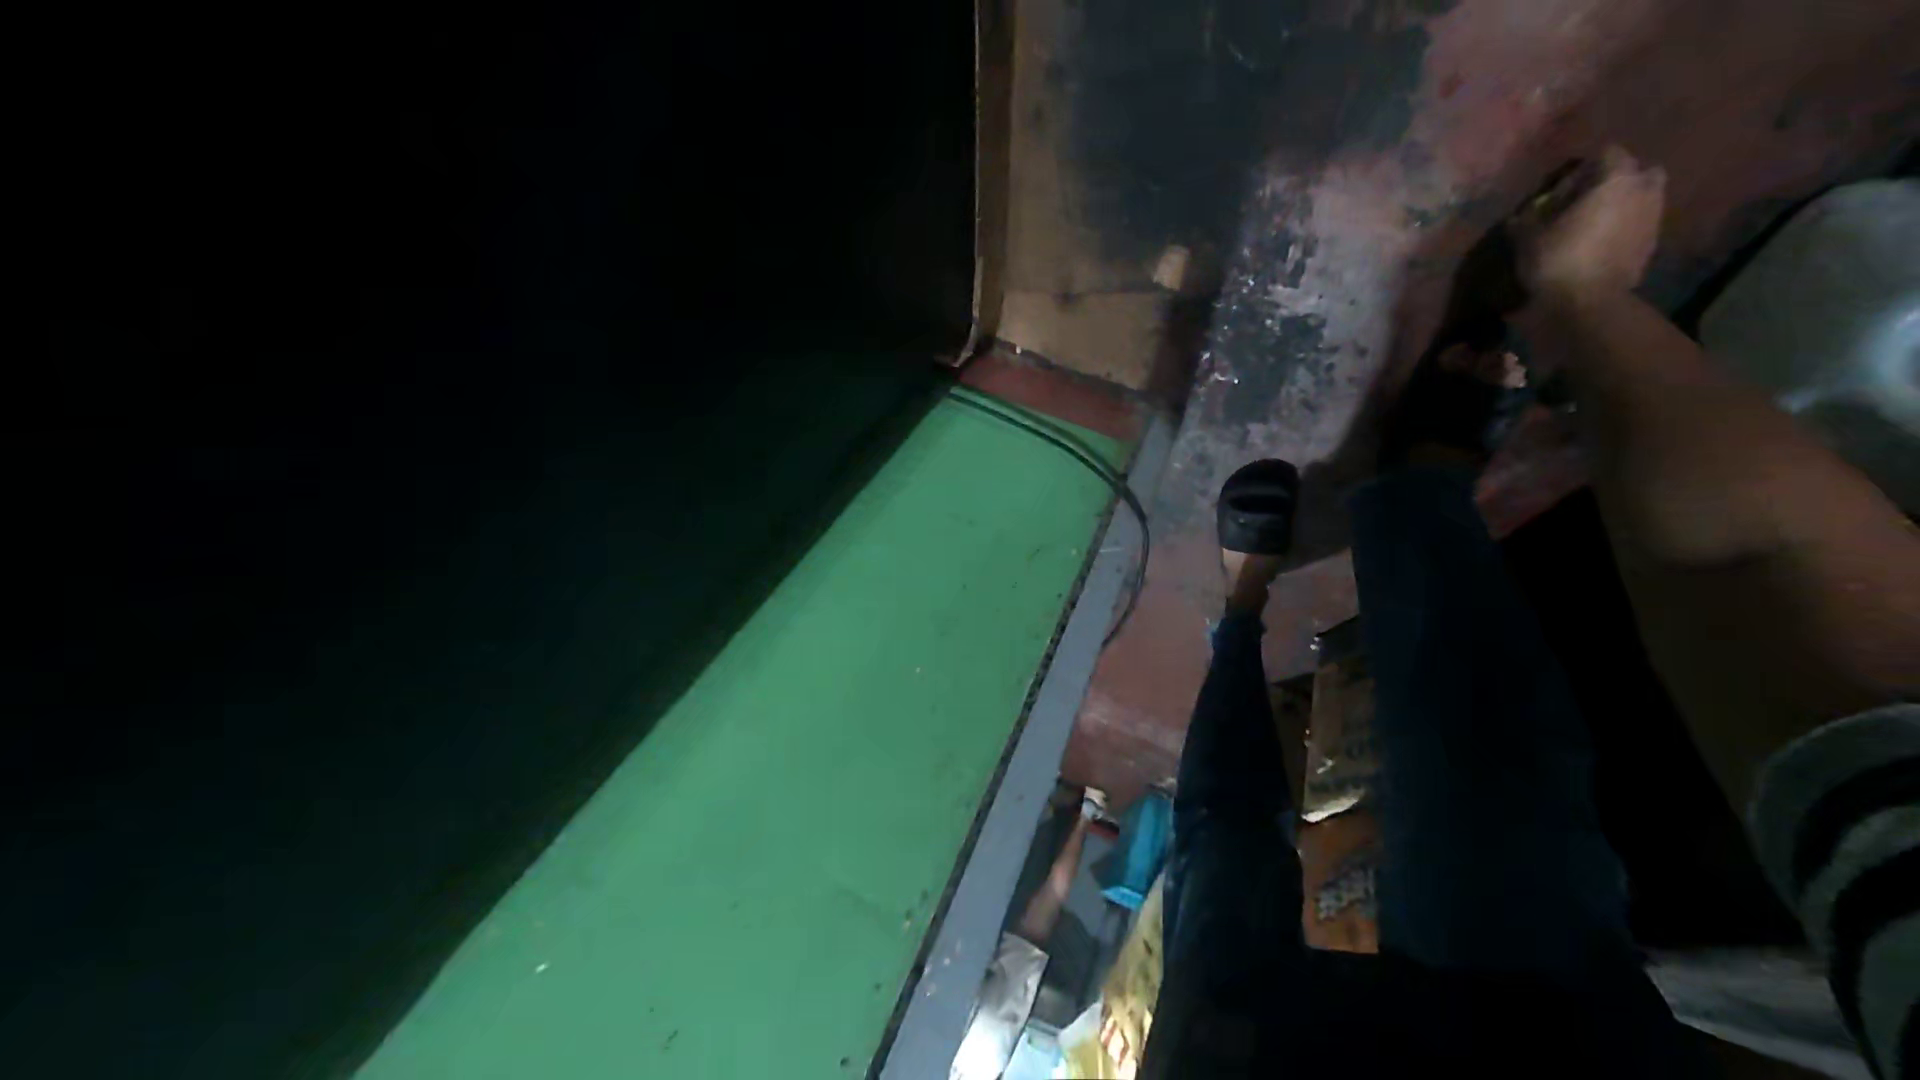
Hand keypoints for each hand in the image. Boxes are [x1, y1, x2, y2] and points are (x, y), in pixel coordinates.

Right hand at [1515, 145, 1665, 301]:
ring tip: (1594, 224)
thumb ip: (1527, 219)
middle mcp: (1643, 189)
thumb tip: (1521, 215)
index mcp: (1615, 179)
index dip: (1583, 168)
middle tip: (1586, 202)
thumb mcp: (1528, 238)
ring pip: (1642, 196)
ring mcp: (1654, 215)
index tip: (1563, 188)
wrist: (1589, 299)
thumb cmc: (1557, 258)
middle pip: (1636, 171)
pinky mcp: (1653, 240)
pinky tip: (1602, 244)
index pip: (1608, 153)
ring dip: (1623, 204)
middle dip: (1615, 181)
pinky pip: (1640, 222)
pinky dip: (1625, 227)